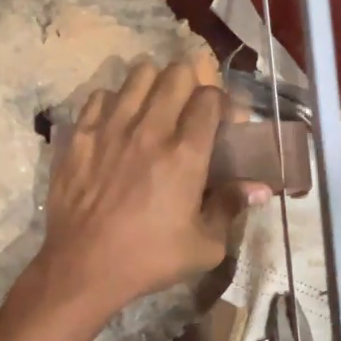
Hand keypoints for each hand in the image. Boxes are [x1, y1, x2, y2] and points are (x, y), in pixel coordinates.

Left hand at [35, 56, 267, 317]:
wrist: (83, 266)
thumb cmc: (149, 258)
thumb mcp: (204, 246)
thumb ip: (231, 207)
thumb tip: (259, 188)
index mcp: (186, 154)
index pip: (210, 98)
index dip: (222, 102)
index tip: (224, 120)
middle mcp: (150, 129)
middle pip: (176, 73)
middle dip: (190, 83)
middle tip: (190, 108)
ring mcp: (111, 127)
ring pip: (138, 74)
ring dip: (153, 84)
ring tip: (154, 107)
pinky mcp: (81, 135)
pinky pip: (100, 95)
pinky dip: (114, 101)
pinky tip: (117, 122)